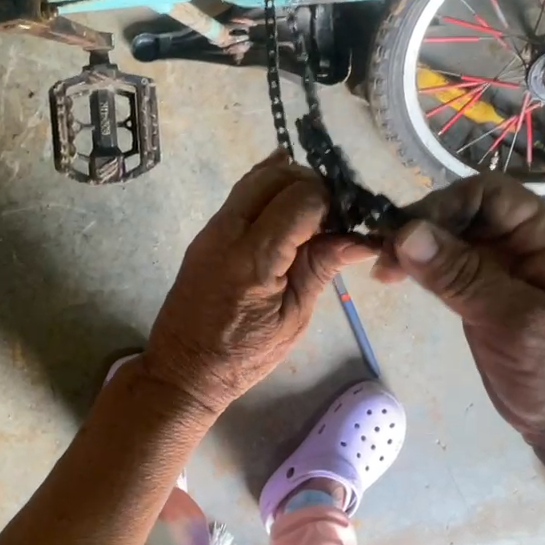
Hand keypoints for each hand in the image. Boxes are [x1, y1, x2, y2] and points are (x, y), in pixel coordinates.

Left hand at [140, 155, 374, 418]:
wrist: (183, 368)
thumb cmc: (243, 356)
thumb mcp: (293, 318)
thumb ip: (321, 267)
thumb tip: (361, 237)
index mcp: (253, 260)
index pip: (300, 200)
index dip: (329, 203)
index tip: (344, 223)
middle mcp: (227, 233)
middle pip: (276, 176)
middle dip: (310, 185)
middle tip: (330, 215)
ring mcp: (212, 229)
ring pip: (255, 178)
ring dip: (288, 183)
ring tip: (311, 215)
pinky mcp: (206, 232)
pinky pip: (241, 194)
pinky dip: (267, 191)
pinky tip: (288, 209)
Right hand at [374, 175, 544, 460]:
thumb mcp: (514, 320)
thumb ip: (461, 275)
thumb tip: (405, 232)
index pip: (492, 195)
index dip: (445, 205)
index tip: (404, 232)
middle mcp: (526, 246)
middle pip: (466, 213)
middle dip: (422, 226)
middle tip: (382, 254)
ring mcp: (502, 271)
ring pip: (450, 239)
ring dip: (414, 247)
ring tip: (382, 269)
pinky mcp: (482, 296)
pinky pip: (446, 267)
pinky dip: (418, 268)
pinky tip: (395, 278)